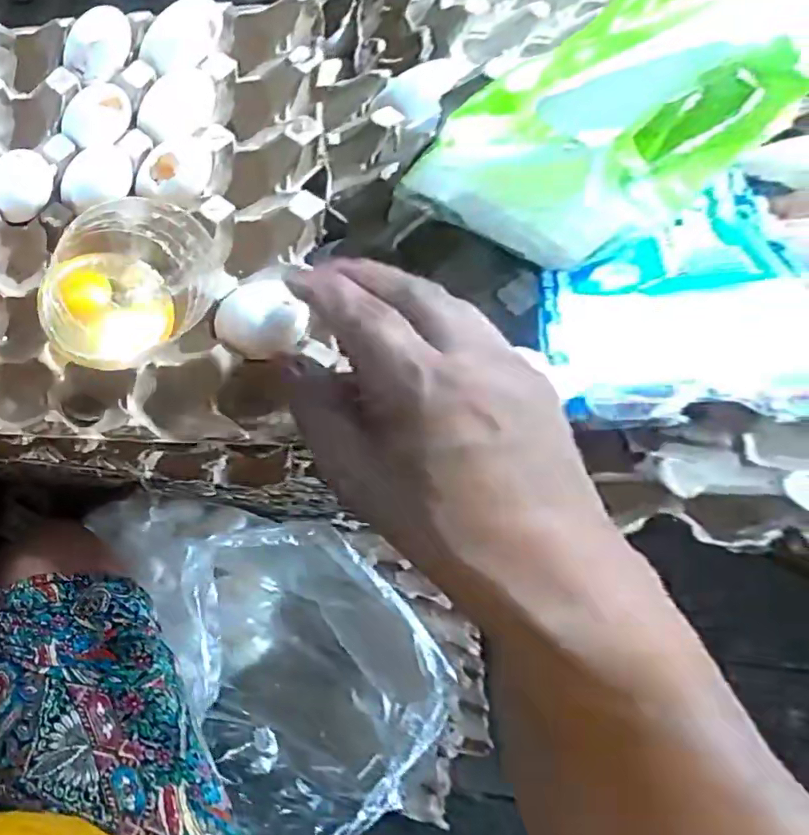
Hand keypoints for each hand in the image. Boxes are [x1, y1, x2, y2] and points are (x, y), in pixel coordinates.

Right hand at [284, 259, 641, 621]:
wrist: (544, 562)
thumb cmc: (428, 519)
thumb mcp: (348, 466)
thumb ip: (314, 405)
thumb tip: (289, 362)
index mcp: (418, 379)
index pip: (360, 312)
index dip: (320, 288)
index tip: (288, 276)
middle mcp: (471, 357)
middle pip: (414, 291)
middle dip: (364, 274)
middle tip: (323, 272)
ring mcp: (511, 365)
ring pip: (450, 304)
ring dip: (401, 290)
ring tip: (364, 294)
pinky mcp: (534, 381)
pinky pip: (473, 329)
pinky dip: (432, 315)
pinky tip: (413, 336)